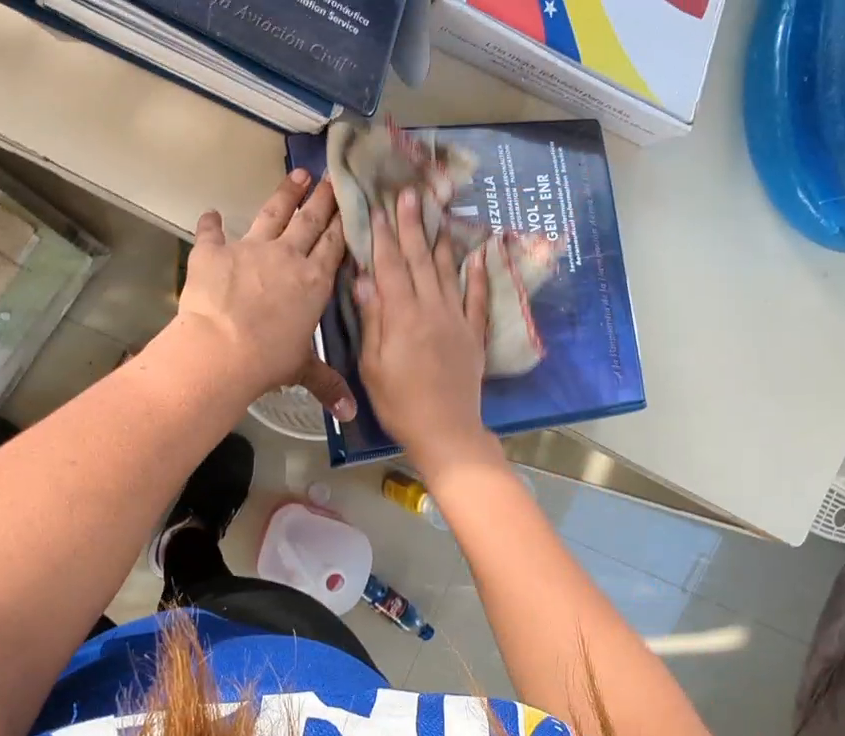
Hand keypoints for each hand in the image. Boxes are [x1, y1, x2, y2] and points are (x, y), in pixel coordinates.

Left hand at [176, 168, 355, 420]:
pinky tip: (211, 213)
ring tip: (296, 174)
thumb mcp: (302, 371)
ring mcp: (250, 249)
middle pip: (309, 221)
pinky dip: (211, 222)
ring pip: (272, 214)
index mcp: (314, 283)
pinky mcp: (213, 251)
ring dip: (285, 194)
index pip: (334, 246)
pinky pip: (212, 231)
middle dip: (322, 199)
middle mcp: (287, 258)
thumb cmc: (269, 360)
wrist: (222, 349)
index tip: (352, 202)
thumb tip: (350, 415)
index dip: (343, 223)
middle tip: (332, 178)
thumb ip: (327, 385)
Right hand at [355, 187, 497, 472]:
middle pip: (419, 261)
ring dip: (440, 241)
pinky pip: (478, 299)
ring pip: (447, 272)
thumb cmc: (400, 404)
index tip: (378, 208)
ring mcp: (457, 320)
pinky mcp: (474, 336)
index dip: (383, 236)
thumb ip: (373, 320)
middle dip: (411, 226)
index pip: (390, 266)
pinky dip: (479, 276)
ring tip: (437, 214)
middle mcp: (432, 309)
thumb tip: (364, 277)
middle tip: (408, 195)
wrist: (446, 431)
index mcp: (402, 316)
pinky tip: (480, 255)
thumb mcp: (373, 366)